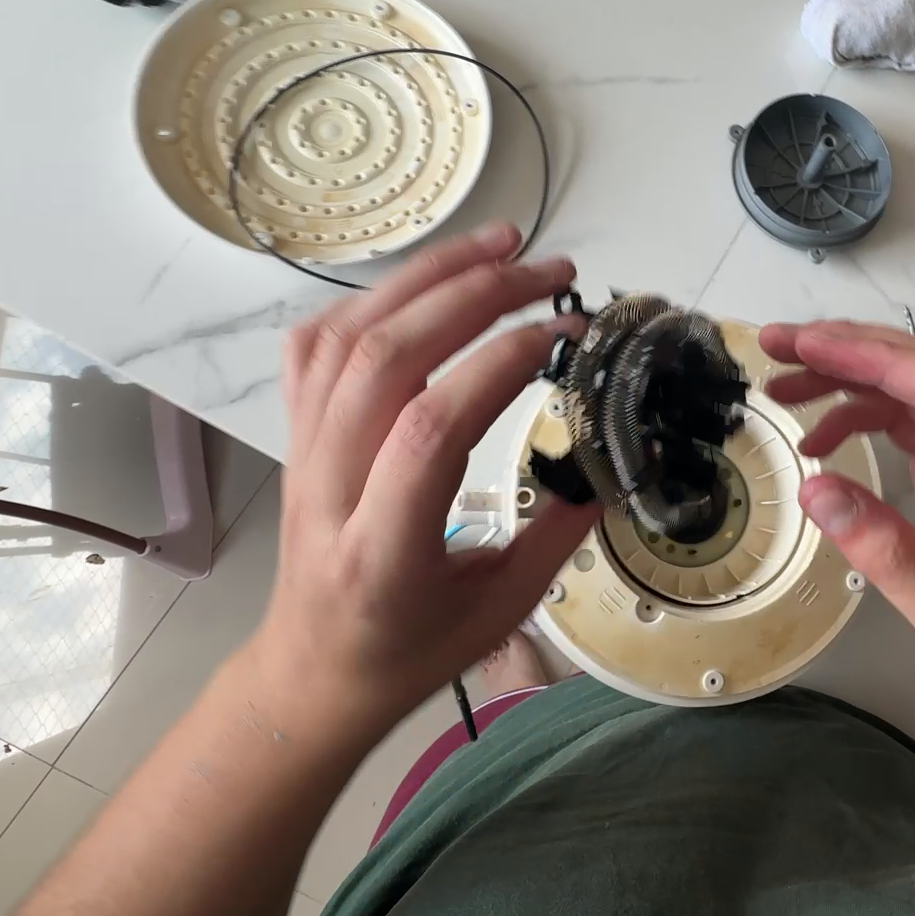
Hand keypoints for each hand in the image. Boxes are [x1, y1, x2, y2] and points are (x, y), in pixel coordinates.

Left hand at [257, 223, 599, 727]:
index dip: (500, 364)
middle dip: (475, 294)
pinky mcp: (298, 432)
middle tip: (548, 268)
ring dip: (428, 275)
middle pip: (386, 357)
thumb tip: (616, 457)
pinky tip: (427, 281)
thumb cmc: (410, 651)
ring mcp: (303, 452)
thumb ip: (560, 531)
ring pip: (348, 335)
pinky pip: (319, 344)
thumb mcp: (502, 608)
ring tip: (499, 243)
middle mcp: (331, 486)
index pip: (432, 428)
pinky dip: (374, 297)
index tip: (565, 332)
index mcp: (384, 546)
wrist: (313, 672)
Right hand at [761, 320, 914, 737]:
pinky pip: (906, 422)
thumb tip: (815, 490)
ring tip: (782, 383)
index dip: (888, 362)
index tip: (816, 347)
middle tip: (782, 344)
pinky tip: (816, 438)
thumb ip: (891, 558)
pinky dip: (857, 417)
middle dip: (857, 350)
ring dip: (849, 376)